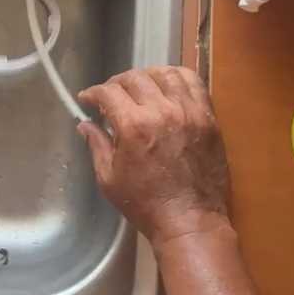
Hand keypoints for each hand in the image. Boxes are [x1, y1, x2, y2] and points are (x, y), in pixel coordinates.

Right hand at [77, 66, 230, 245]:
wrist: (190, 221)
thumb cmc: (145, 205)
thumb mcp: (109, 179)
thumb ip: (97, 145)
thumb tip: (85, 124)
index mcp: (134, 126)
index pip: (109, 92)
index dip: (93, 93)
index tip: (87, 100)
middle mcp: (162, 110)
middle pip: (135, 77)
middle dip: (116, 83)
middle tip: (111, 96)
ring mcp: (188, 111)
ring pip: (165, 73)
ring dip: (147, 76)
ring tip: (140, 88)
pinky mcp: (208, 117)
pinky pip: (194, 83)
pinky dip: (178, 77)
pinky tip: (168, 86)